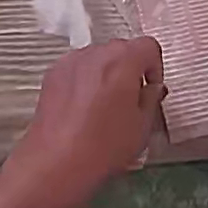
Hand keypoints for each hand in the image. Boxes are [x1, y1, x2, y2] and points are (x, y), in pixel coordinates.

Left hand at [5, 38, 165, 201]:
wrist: (56, 161)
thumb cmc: (104, 146)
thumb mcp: (142, 126)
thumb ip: (151, 98)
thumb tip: (152, 88)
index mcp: (123, 60)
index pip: (148, 46)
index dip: (155, 67)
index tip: (150, 89)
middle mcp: (96, 52)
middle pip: (122, 49)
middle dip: (130, 69)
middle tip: (130, 100)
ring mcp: (71, 60)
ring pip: (98, 58)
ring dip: (106, 73)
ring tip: (104, 107)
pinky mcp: (53, 72)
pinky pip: (78, 68)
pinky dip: (85, 80)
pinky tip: (82, 109)